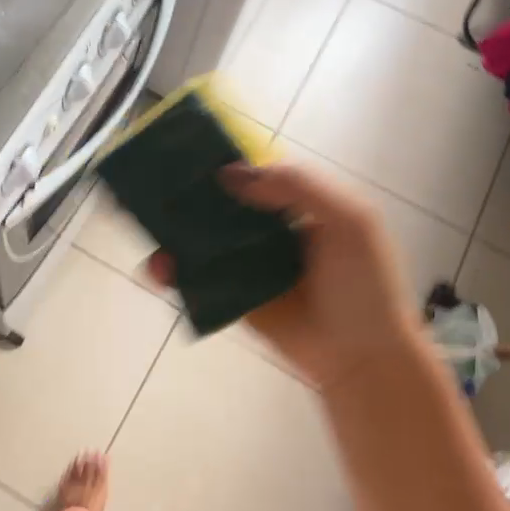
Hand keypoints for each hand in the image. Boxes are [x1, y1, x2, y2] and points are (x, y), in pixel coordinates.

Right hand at [149, 162, 424, 386]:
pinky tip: (159, 270)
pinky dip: (172, 273)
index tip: (181, 151)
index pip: (252, 172)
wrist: (362, 359)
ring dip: (170, 233)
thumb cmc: (364, 286)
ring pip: (200, 240)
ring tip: (145, 232)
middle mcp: (268, 229)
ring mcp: (247, 265)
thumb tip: (230, 174)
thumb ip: (299, 186)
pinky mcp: (232, 298)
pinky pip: (196, 280)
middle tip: (147, 188)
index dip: (220, 160)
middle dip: (183, 194)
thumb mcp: (349, 221)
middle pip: (218, 203)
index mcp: (297, 203)